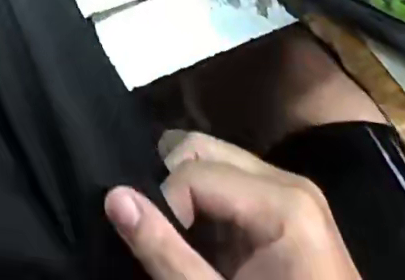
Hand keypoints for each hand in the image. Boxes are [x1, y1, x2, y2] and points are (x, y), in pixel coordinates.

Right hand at [105, 132, 360, 279]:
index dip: (164, 207)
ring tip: (179, 241)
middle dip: (169, 187)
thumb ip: (166, 252)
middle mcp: (289, 182)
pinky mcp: (286, 208)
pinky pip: (227, 181)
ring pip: (210, 160)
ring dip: (184, 193)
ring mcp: (291, 192)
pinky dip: (203, 204)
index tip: (162, 254)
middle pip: (201, 149)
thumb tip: (113, 196)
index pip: (192, 171)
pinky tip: (200, 243)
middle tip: (161, 238)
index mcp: (284, 202)